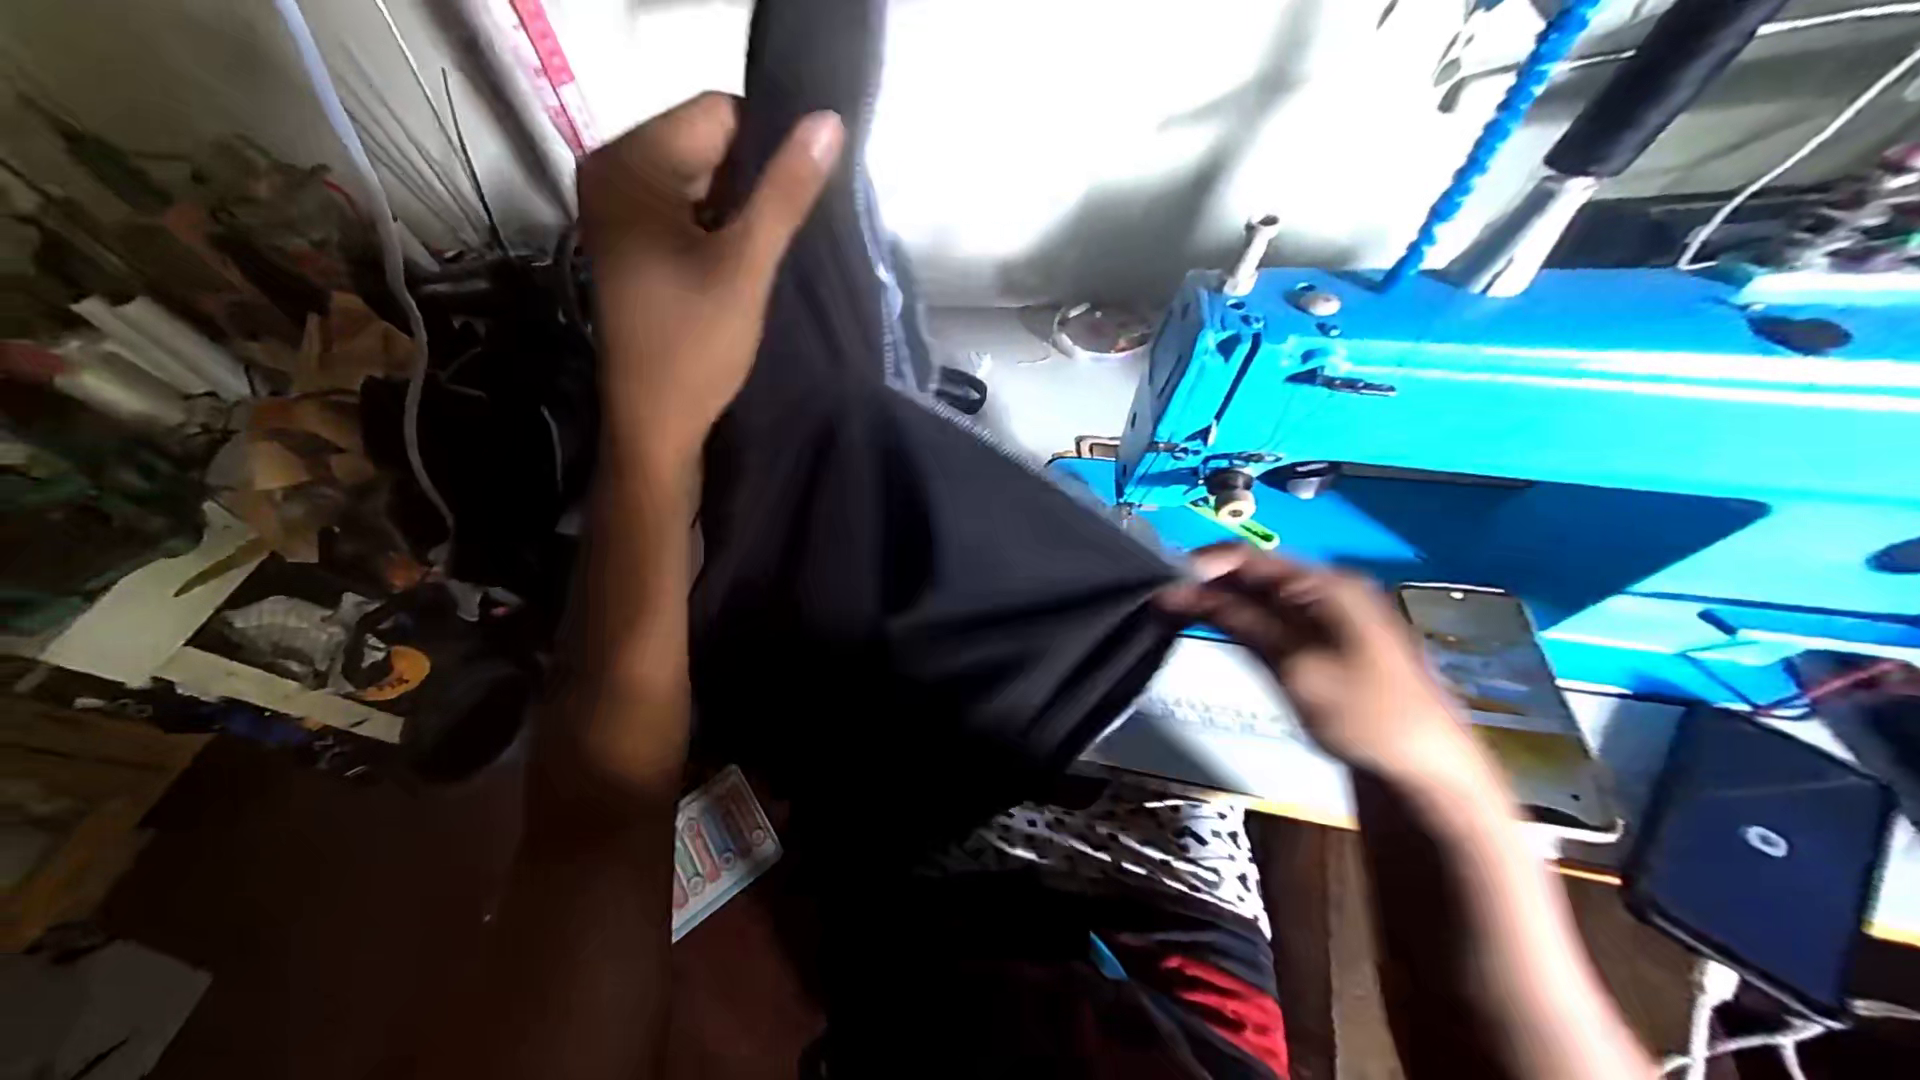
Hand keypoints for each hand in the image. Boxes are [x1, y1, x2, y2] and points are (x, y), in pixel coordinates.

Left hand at [578, 92, 843, 471]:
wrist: (657, 423)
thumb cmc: (694, 345)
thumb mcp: (745, 265)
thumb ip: (786, 193)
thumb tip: (828, 121)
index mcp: (628, 164)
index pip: (718, 114)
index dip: (769, 149)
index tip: (801, 199)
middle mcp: (614, 173)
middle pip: (709, 145)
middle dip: (755, 184)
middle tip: (784, 236)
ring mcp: (622, 211)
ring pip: (705, 182)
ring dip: (744, 211)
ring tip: (766, 254)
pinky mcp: (636, 243)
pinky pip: (691, 212)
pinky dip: (724, 230)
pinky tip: (744, 264)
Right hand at [1156, 546, 1475, 780]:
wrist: (1421, 770)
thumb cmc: (1363, 712)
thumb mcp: (1295, 664)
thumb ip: (1239, 620)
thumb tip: (1182, 590)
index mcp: (1327, 584)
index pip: (1251, 558)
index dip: (1203, 564)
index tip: (1158, 580)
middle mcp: (1323, 592)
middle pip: (1252, 576)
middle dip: (1205, 584)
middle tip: (1157, 599)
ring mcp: (1320, 619)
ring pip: (1254, 600)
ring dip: (1216, 604)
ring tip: (1170, 611)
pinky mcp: (1313, 645)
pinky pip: (1266, 621)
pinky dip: (1236, 623)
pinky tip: (1206, 626)